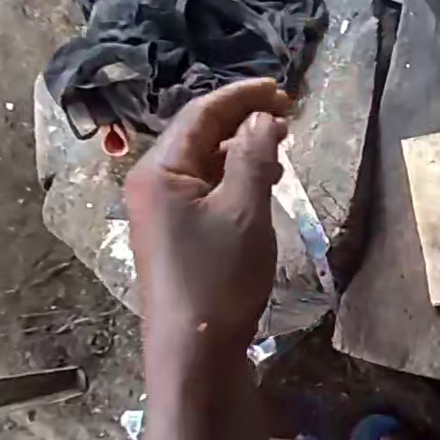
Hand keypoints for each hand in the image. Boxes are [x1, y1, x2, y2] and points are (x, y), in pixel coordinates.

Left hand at [124, 78, 289, 354]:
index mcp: (159, 171)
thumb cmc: (219, 277)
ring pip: (205, 165)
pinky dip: (235, 178)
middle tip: (287, 115)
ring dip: (242, 150)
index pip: (202, 116)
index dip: (242, 97)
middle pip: (200, 137)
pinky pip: (206, 191)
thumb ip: (255, 159)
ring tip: (280, 147)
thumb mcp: (245, 212)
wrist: (195, 349)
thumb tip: (265, 119)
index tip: (281, 90)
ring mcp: (162, 212)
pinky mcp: (177, 235)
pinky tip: (259, 184)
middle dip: (243, 121)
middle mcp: (152, 185)